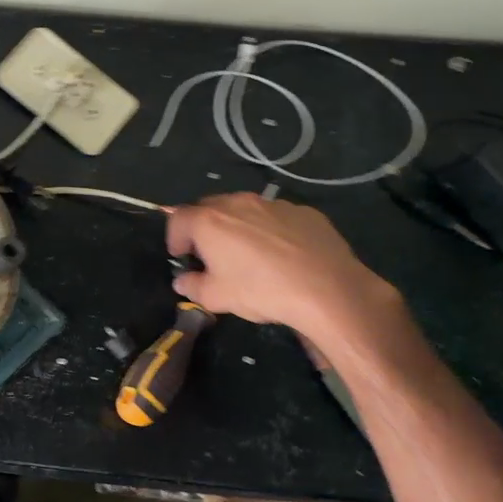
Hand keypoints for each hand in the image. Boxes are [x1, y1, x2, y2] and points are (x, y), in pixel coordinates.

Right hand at [165, 193, 397, 335]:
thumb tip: (183, 281)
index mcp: (209, 221)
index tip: (182, 257)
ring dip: (237, 226)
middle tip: (211, 254)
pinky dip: (270, 230)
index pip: (177, 218)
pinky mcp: (304, 212)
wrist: (328, 289)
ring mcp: (274, 204)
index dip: (174, 238)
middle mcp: (238, 203)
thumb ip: (192, 286)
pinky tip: (282, 255)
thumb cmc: (261, 290)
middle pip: (209, 207)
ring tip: (249, 253)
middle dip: (203, 228)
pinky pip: (276, 217)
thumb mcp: (216, 298)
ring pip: (244, 209)